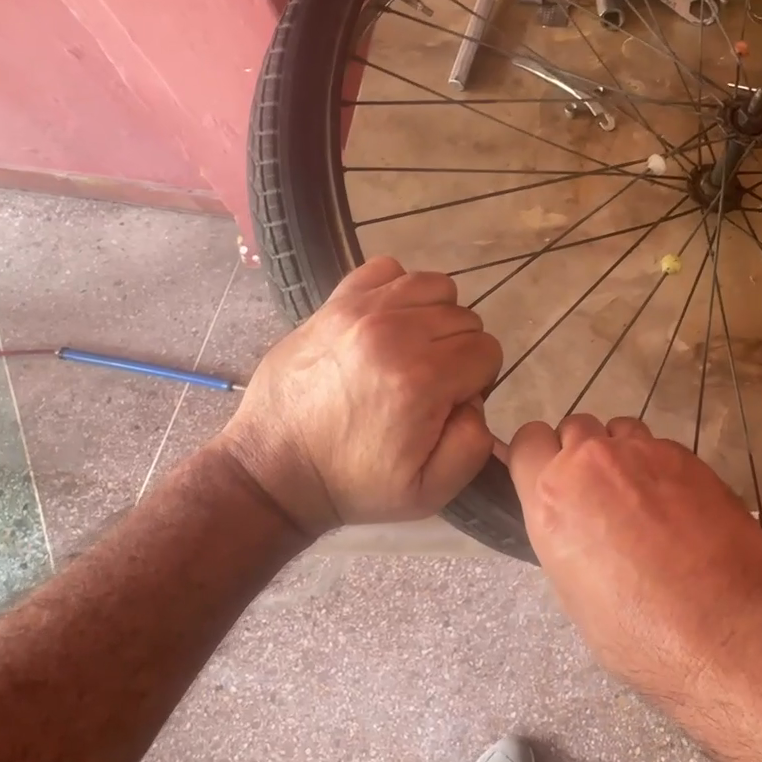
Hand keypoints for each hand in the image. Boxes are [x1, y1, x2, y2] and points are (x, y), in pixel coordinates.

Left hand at [216, 257, 502, 536]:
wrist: (275, 470)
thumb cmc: (355, 483)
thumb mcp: (430, 491)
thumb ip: (474, 444)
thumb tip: (474, 397)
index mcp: (421, 379)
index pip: (487, 351)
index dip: (478, 380)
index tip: (450, 403)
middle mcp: (394, 333)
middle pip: (466, 318)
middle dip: (459, 351)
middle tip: (430, 383)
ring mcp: (360, 310)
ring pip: (436, 287)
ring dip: (435, 316)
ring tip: (414, 348)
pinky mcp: (334, 302)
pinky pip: (388, 269)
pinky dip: (398, 290)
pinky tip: (388, 323)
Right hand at [507, 415, 761, 685]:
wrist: (722, 628)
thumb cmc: (638, 632)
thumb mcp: (573, 590)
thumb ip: (564, 534)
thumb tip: (576, 520)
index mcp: (554, 497)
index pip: (528, 439)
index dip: (539, 456)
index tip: (551, 476)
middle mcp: (595, 463)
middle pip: (577, 428)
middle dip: (583, 454)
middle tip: (601, 495)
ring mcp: (646, 453)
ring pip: (622, 431)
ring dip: (624, 455)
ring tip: (643, 498)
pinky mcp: (690, 457)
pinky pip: (662, 448)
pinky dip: (663, 468)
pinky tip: (680, 506)